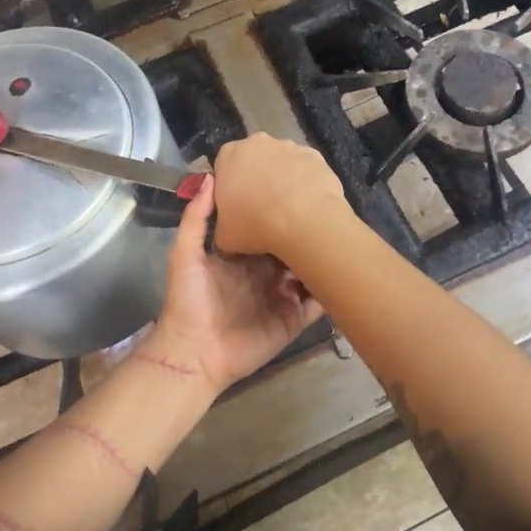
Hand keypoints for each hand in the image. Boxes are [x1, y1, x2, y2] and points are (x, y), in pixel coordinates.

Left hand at [141, 177, 324, 391]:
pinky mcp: (294, 319)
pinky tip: (346, 273)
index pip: (267, 229)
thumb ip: (196, 217)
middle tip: (329, 212)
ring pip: (310, 272)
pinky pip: (318, 303)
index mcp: (243, 257)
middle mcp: (265, 273)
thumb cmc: (188, 301)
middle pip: (293, 248)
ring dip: (323, 259)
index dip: (281, 213)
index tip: (299, 192)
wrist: (193, 354)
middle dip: (307, 234)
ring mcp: (282, 296)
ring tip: (342, 238)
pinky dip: (331, 291)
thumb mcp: (185, 254)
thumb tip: (209, 177)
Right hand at [209, 133, 350, 257]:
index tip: (235, 209)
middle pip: (252, 160)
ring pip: (280, 162)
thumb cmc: (255, 224)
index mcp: (229, 155)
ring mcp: (289, 145)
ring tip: (287, 210)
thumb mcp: (223, 237)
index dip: (228, 189)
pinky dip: (303, 182)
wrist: (305, 220)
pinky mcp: (315, 154)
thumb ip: (221, 228)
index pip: (223, 167)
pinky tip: (306, 204)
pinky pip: (304, 168)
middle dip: (255, 179)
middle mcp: (258, 142)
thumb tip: (228, 231)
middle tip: (260, 209)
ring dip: (281, 179)